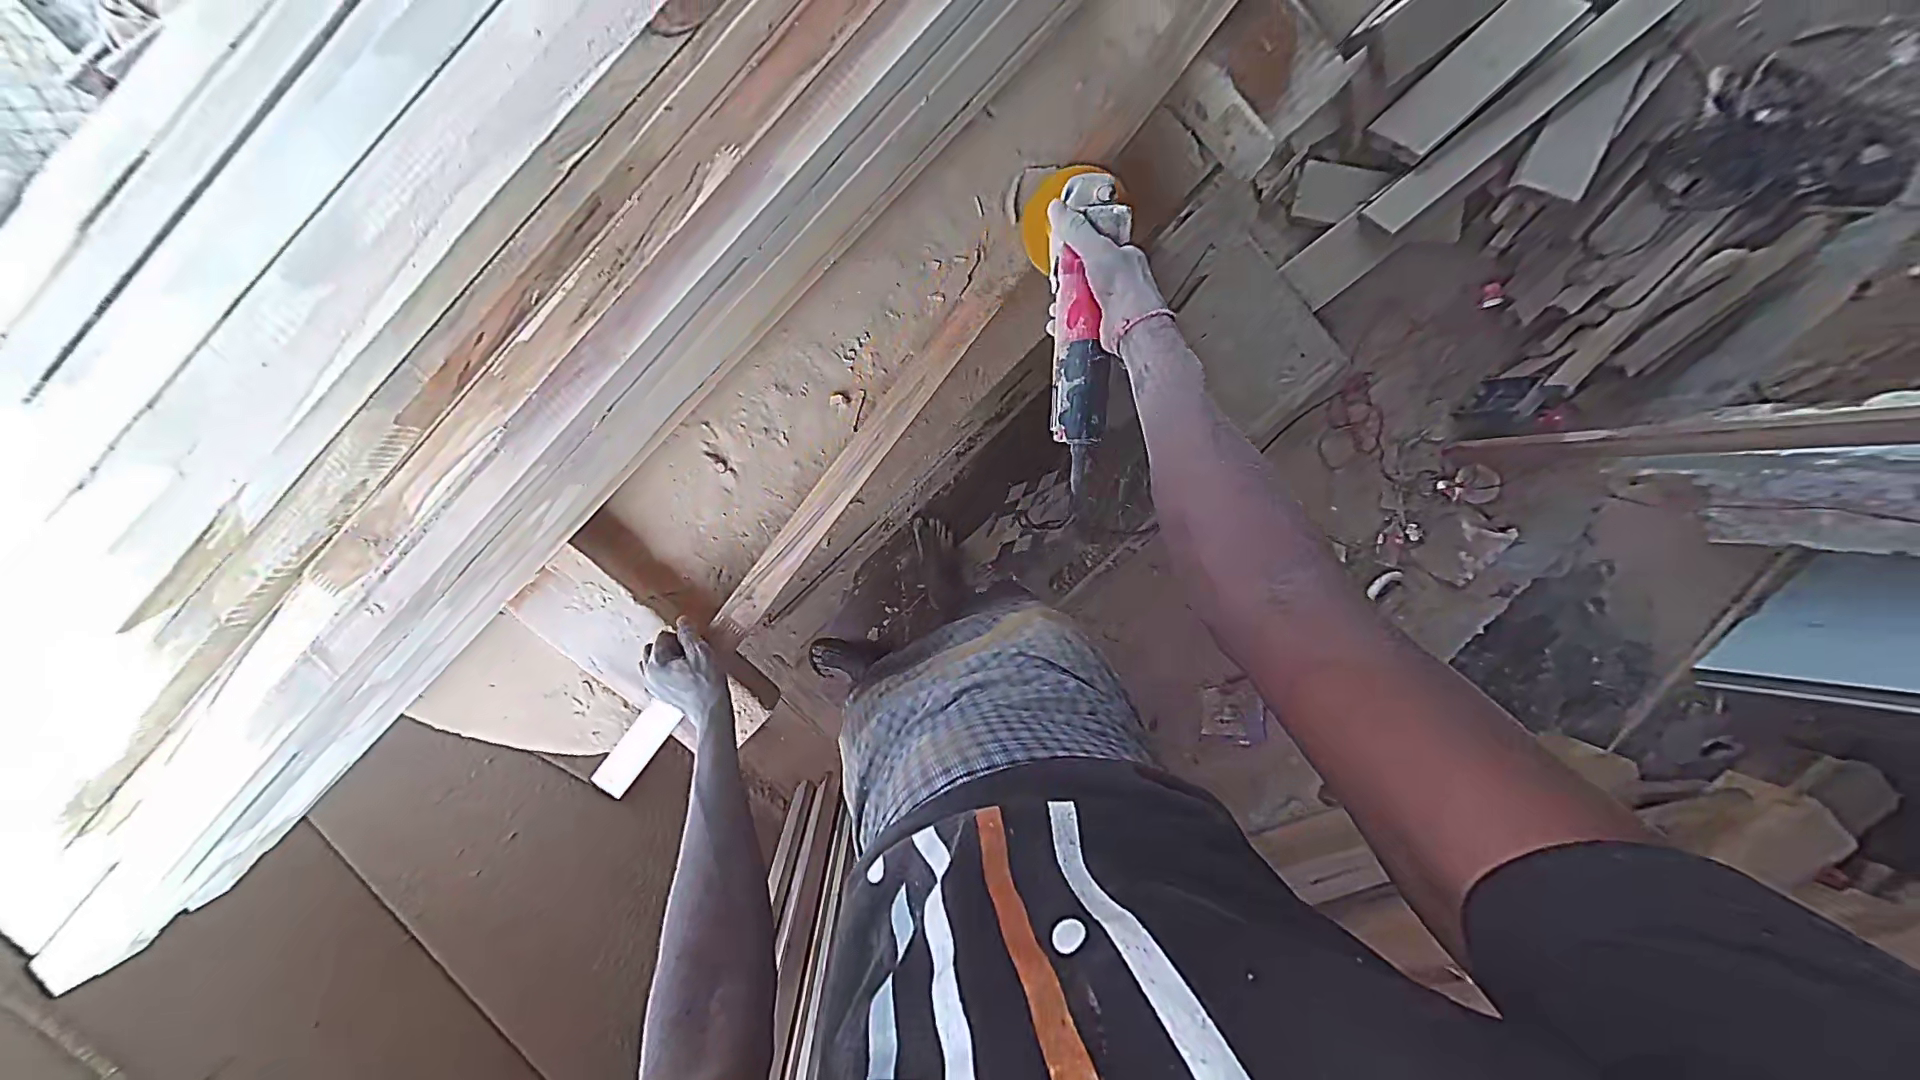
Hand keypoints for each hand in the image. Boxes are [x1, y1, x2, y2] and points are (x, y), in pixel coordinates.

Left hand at [644, 618, 729, 727]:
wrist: (709, 710)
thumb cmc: (707, 683)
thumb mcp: (702, 653)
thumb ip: (688, 634)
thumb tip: (681, 621)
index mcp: (656, 662)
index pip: (662, 636)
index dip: (680, 637)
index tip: (693, 645)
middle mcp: (648, 674)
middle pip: (652, 647)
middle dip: (669, 646)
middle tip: (689, 653)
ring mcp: (651, 686)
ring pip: (651, 661)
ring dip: (665, 658)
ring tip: (684, 663)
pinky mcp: (657, 694)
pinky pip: (655, 675)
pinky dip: (664, 671)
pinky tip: (681, 675)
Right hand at [1047, 198, 1168, 353]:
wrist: (1132, 329)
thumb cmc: (1126, 289)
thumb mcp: (1097, 249)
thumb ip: (1076, 229)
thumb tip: (1057, 208)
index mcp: (1124, 256)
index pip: (1096, 244)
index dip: (1076, 246)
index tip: (1063, 249)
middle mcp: (1118, 280)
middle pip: (1083, 273)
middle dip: (1066, 278)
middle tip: (1059, 279)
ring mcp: (1110, 303)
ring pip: (1079, 298)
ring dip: (1065, 301)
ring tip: (1059, 301)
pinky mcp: (1101, 325)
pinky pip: (1078, 320)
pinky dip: (1066, 322)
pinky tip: (1061, 321)